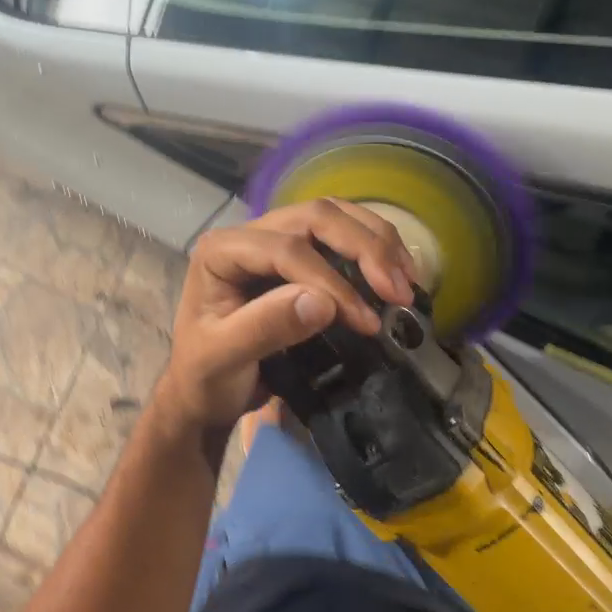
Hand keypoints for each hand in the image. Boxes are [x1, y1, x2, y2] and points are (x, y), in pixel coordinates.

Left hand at [154, 199, 419, 436]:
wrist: (203, 393)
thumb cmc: (205, 376)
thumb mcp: (222, 358)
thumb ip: (265, 327)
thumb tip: (322, 302)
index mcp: (221, 250)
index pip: (286, 249)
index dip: (330, 280)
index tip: (365, 321)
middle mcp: (248, 233)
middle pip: (316, 217)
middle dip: (364, 248)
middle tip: (399, 291)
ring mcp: (275, 240)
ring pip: (333, 217)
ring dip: (376, 242)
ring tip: (407, 280)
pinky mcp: (298, 255)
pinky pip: (340, 237)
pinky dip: (374, 248)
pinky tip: (399, 272)